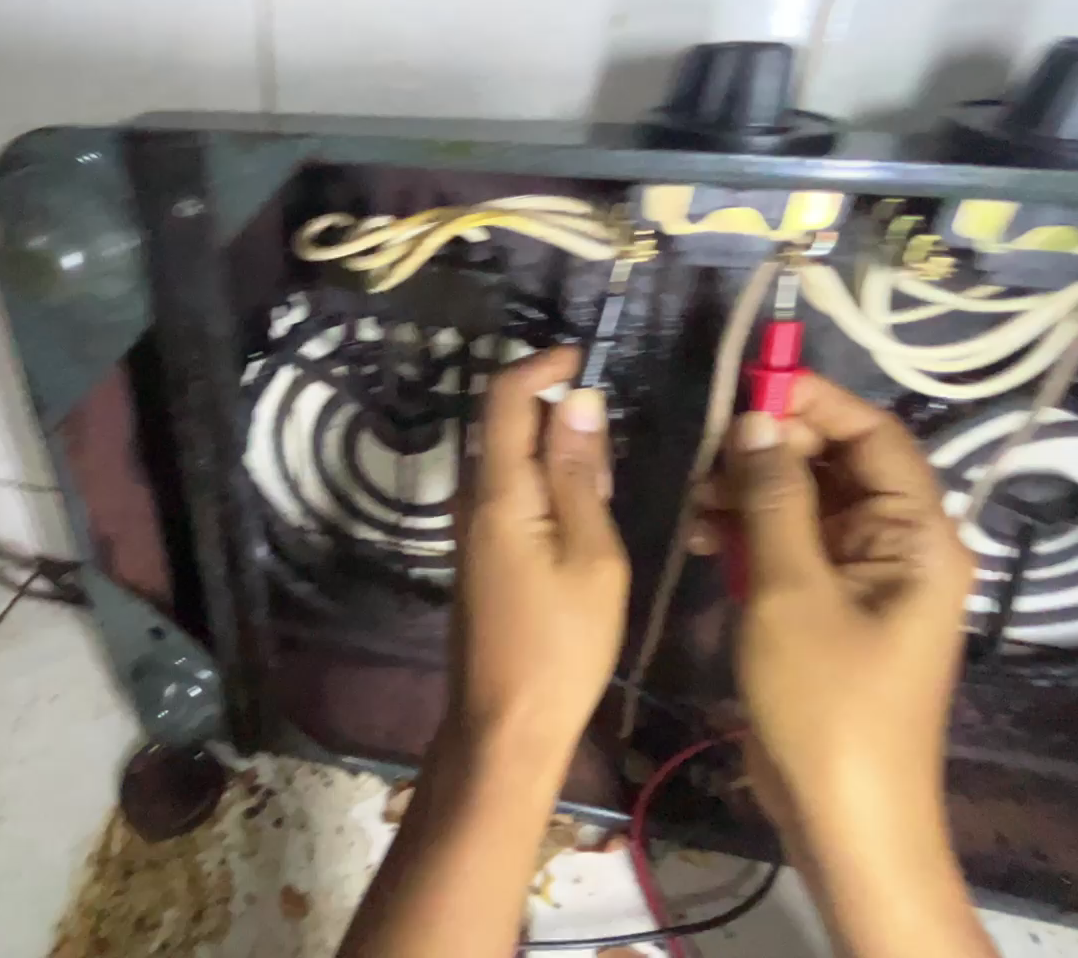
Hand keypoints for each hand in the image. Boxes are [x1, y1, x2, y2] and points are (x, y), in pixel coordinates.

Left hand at [451, 347, 629, 755]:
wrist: (506, 719)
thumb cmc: (562, 642)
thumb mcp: (591, 553)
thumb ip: (577, 473)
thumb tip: (577, 399)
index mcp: (498, 491)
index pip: (504, 398)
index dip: (541, 366)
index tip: (587, 359)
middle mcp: (471, 498)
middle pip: (501, 424)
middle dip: (552, 410)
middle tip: (609, 442)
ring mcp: (468, 526)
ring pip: (506, 459)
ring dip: (550, 450)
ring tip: (603, 485)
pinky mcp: (477, 551)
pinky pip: (505, 493)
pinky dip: (540, 483)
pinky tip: (578, 518)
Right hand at [698, 376, 973, 831]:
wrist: (838, 808)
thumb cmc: (824, 698)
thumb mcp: (789, 588)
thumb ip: (773, 499)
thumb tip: (753, 422)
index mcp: (916, 535)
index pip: (873, 435)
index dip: (812, 402)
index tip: (743, 385)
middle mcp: (895, 544)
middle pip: (833, 465)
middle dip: (767, 451)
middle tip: (703, 454)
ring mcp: (857, 574)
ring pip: (801, 502)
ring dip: (747, 492)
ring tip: (692, 502)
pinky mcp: (823, 600)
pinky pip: (786, 542)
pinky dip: (744, 531)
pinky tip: (700, 537)